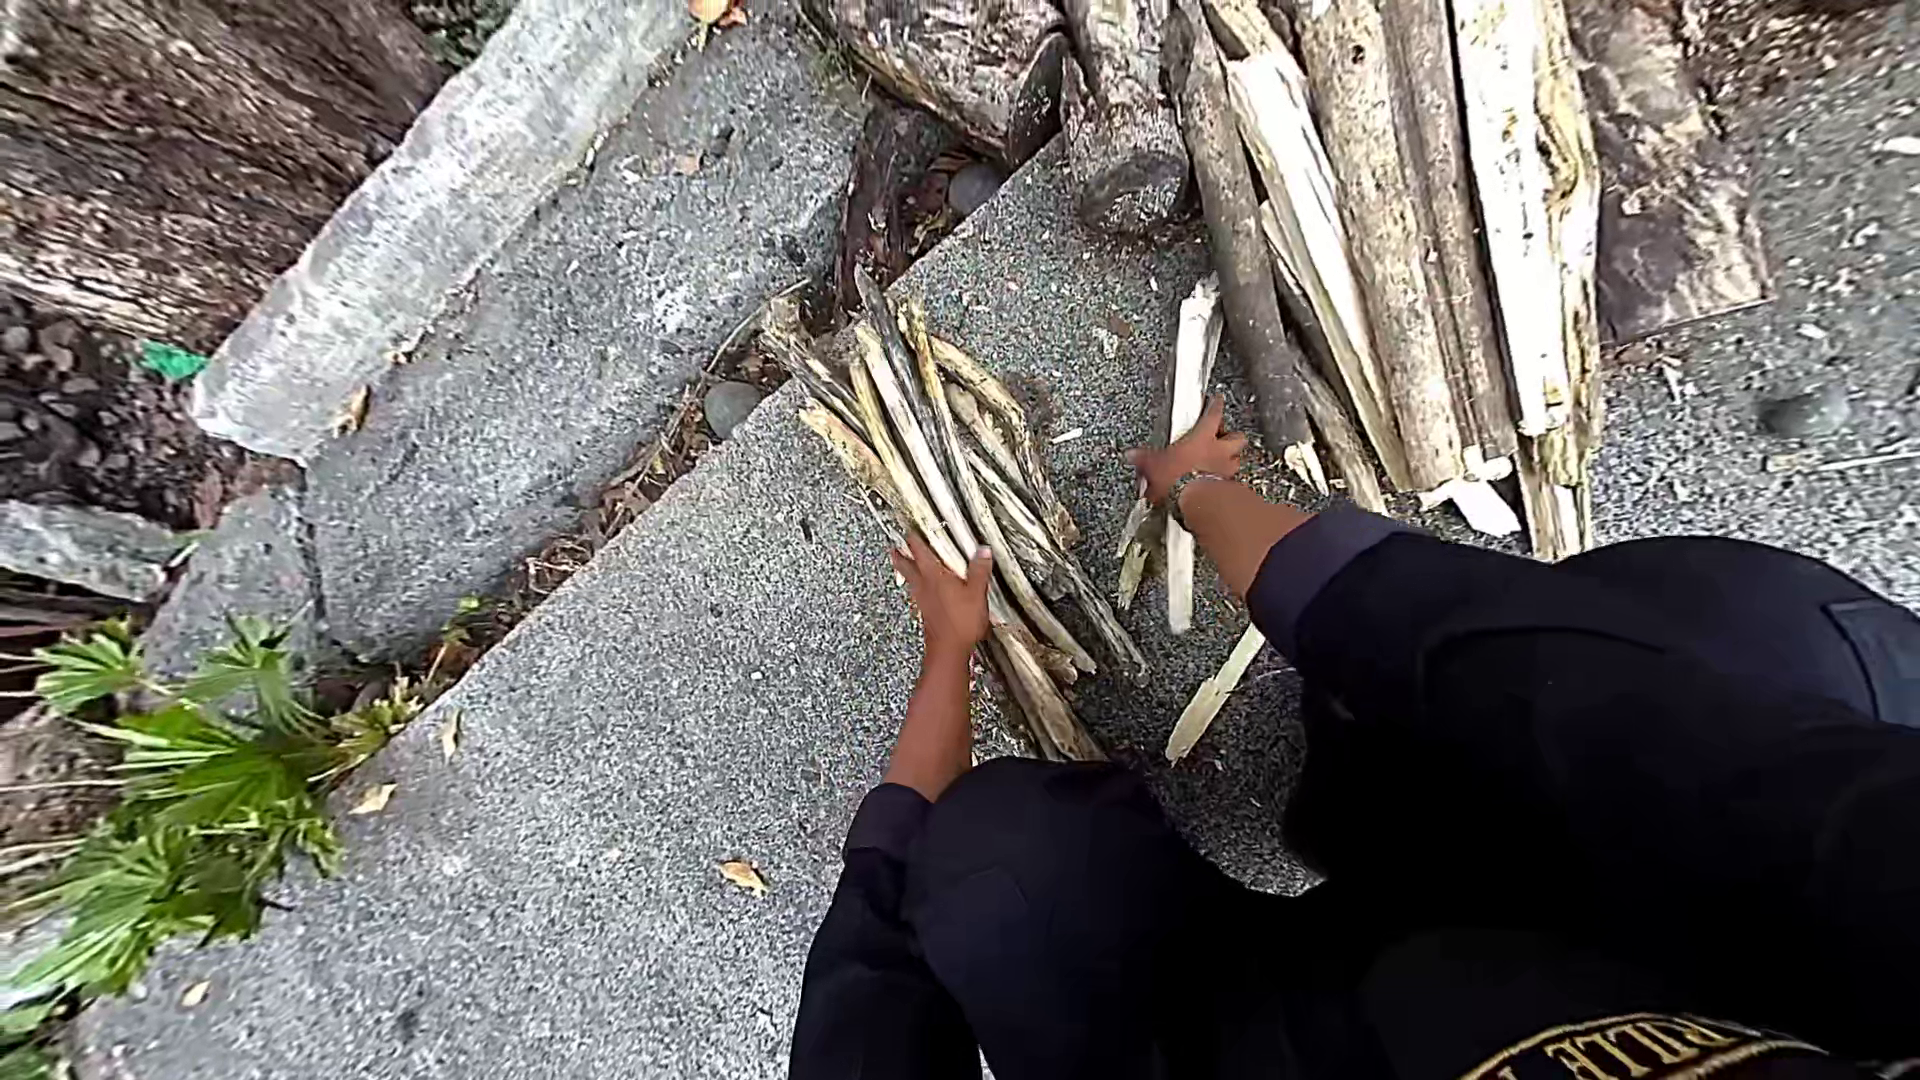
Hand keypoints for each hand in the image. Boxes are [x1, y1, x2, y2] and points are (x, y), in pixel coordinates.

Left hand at [890, 530, 993, 661]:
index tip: (909, 528)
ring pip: (910, 579)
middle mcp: (924, 585)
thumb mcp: (977, 592)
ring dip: (904, 569)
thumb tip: (983, 550)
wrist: (949, 649)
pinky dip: (915, 585)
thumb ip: (979, 570)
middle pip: (906, 566)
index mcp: (934, 575)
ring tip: (901, 563)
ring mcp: (922, 599)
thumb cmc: (961, 622)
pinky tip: (920, 588)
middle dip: (900, 555)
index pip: (920, 551)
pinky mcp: (925, 611)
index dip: (914, 538)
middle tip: (893, 547)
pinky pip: (917, 592)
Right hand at [1125, 395, 1247, 504]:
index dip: (1216, 406)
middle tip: (1223, 437)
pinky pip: (1230, 481)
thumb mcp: (1153, 465)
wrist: (1194, 501)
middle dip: (1231, 436)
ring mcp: (1226, 471)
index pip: (1214, 415)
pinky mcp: (1227, 488)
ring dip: (1230, 460)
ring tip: (1220, 462)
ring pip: (1236, 459)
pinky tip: (1215, 485)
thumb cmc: (1178, 478)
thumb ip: (1144, 459)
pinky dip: (1224, 481)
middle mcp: (1219, 452)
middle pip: (1236, 437)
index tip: (1217, 400)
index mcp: (1202, 439)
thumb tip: (1131, 455)